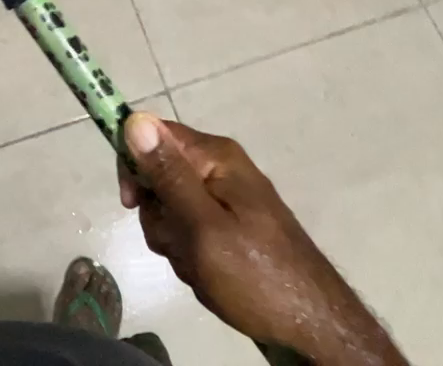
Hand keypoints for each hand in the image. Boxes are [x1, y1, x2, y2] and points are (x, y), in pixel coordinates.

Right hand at [118, 113, 407, 365]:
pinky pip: (191, 227)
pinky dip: (191, 251)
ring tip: (200, 266)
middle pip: (159, 174)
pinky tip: (208, 274)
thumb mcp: (202, 227)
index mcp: (215, 156)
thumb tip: (134, 119)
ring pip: (171, 206)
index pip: (153, 134)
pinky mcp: (232, 224)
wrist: (310, 324)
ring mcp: (228, 197)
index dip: (134, 165)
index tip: (132, 203)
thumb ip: (167, 175)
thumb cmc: (255, 275)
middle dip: (159, 214)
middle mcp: (221, 167)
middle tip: (181, 245)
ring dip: (175, 240)